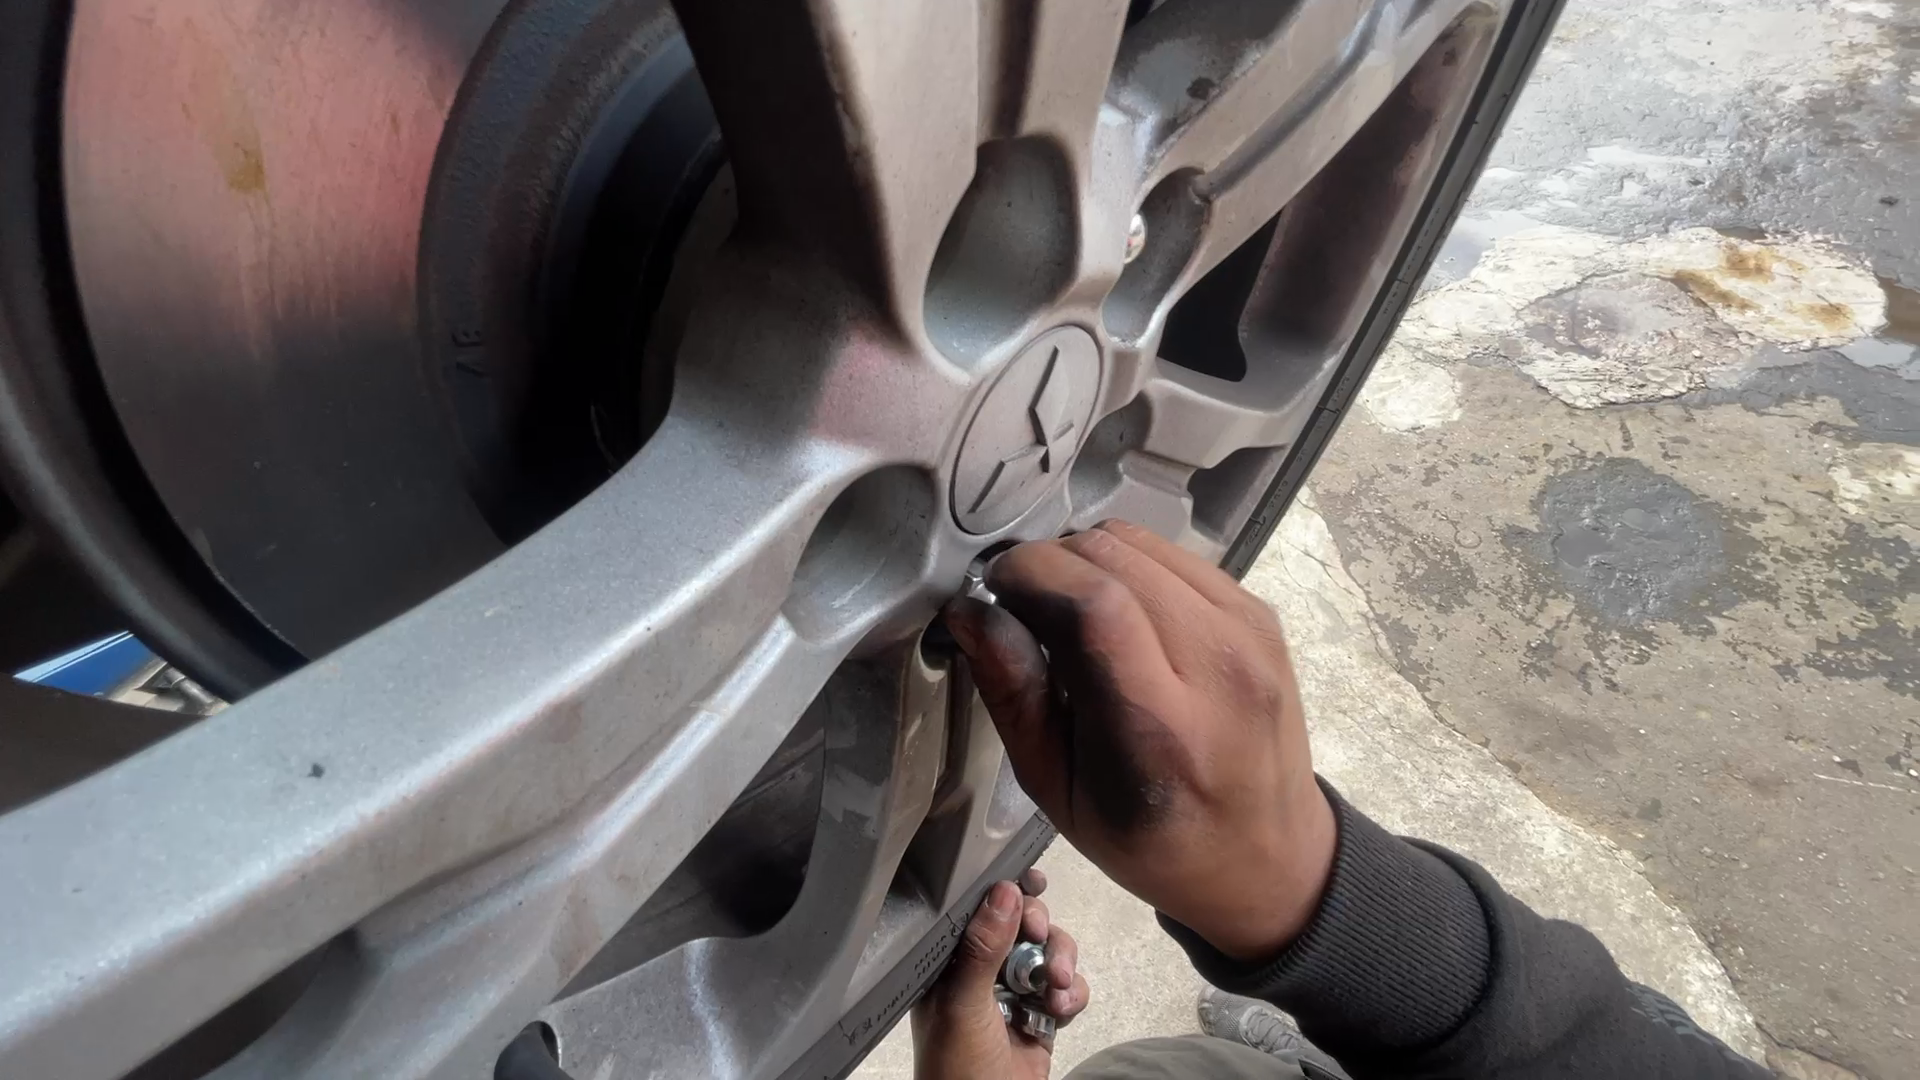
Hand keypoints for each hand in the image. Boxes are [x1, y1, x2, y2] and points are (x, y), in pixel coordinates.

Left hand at [912, 870, 1089, 1079]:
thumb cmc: (959, 1064)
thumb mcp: (964, 1004)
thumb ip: (983, 948)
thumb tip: (1006, 888)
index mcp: (953, 958)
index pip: (980, 908)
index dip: (1006, 889)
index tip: (1032, 879)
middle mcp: (984, 967)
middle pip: (1022, 921)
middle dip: (1039, 925)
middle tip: (1040, 936)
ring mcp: (1015, 991)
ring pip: (1049, 949)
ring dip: (1060, 960)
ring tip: (1057, 987)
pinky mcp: (1042, 1015)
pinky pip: (1067, 987)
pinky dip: (1071, 993)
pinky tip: (1061, 1011)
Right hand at [943, 520, 1335, 961]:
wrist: (1267, 855)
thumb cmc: (1150, 839)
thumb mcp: (1055, 787)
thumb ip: (1012, 693)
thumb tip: (968, 610)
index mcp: (1162, 728)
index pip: (1095, 605)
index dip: (1031, 573)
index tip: (994, 587)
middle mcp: (1220, 665)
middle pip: (1113, 556)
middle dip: (1047, 561)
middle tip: (1020, 599)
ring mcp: (1249, 630)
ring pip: (1138, 541)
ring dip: (1083, 557)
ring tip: (1064, 604)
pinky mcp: (1259, 611)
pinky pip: (1169, 552)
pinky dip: (1124, 563)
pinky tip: (1115, 606)